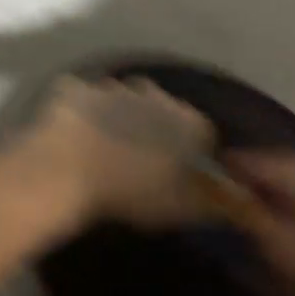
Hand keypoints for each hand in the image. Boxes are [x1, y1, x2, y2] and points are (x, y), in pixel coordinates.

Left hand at [0, 77, 213, 227]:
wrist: (67, 173)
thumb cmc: (131, 193)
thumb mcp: (182, 208)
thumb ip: (212, 200)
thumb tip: (227, 200)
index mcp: (189, 122)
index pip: (200, 131)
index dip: (188, 148)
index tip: (175, 165)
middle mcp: (155, 94)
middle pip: (160, 106)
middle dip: (152, 124)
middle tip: (136, 152)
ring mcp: (111, 87)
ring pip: (120, 97)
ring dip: (115, 113)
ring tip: (100, 141)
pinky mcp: (74, 87)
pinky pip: (80, 95)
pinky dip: (77, 107)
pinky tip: (70, 128)